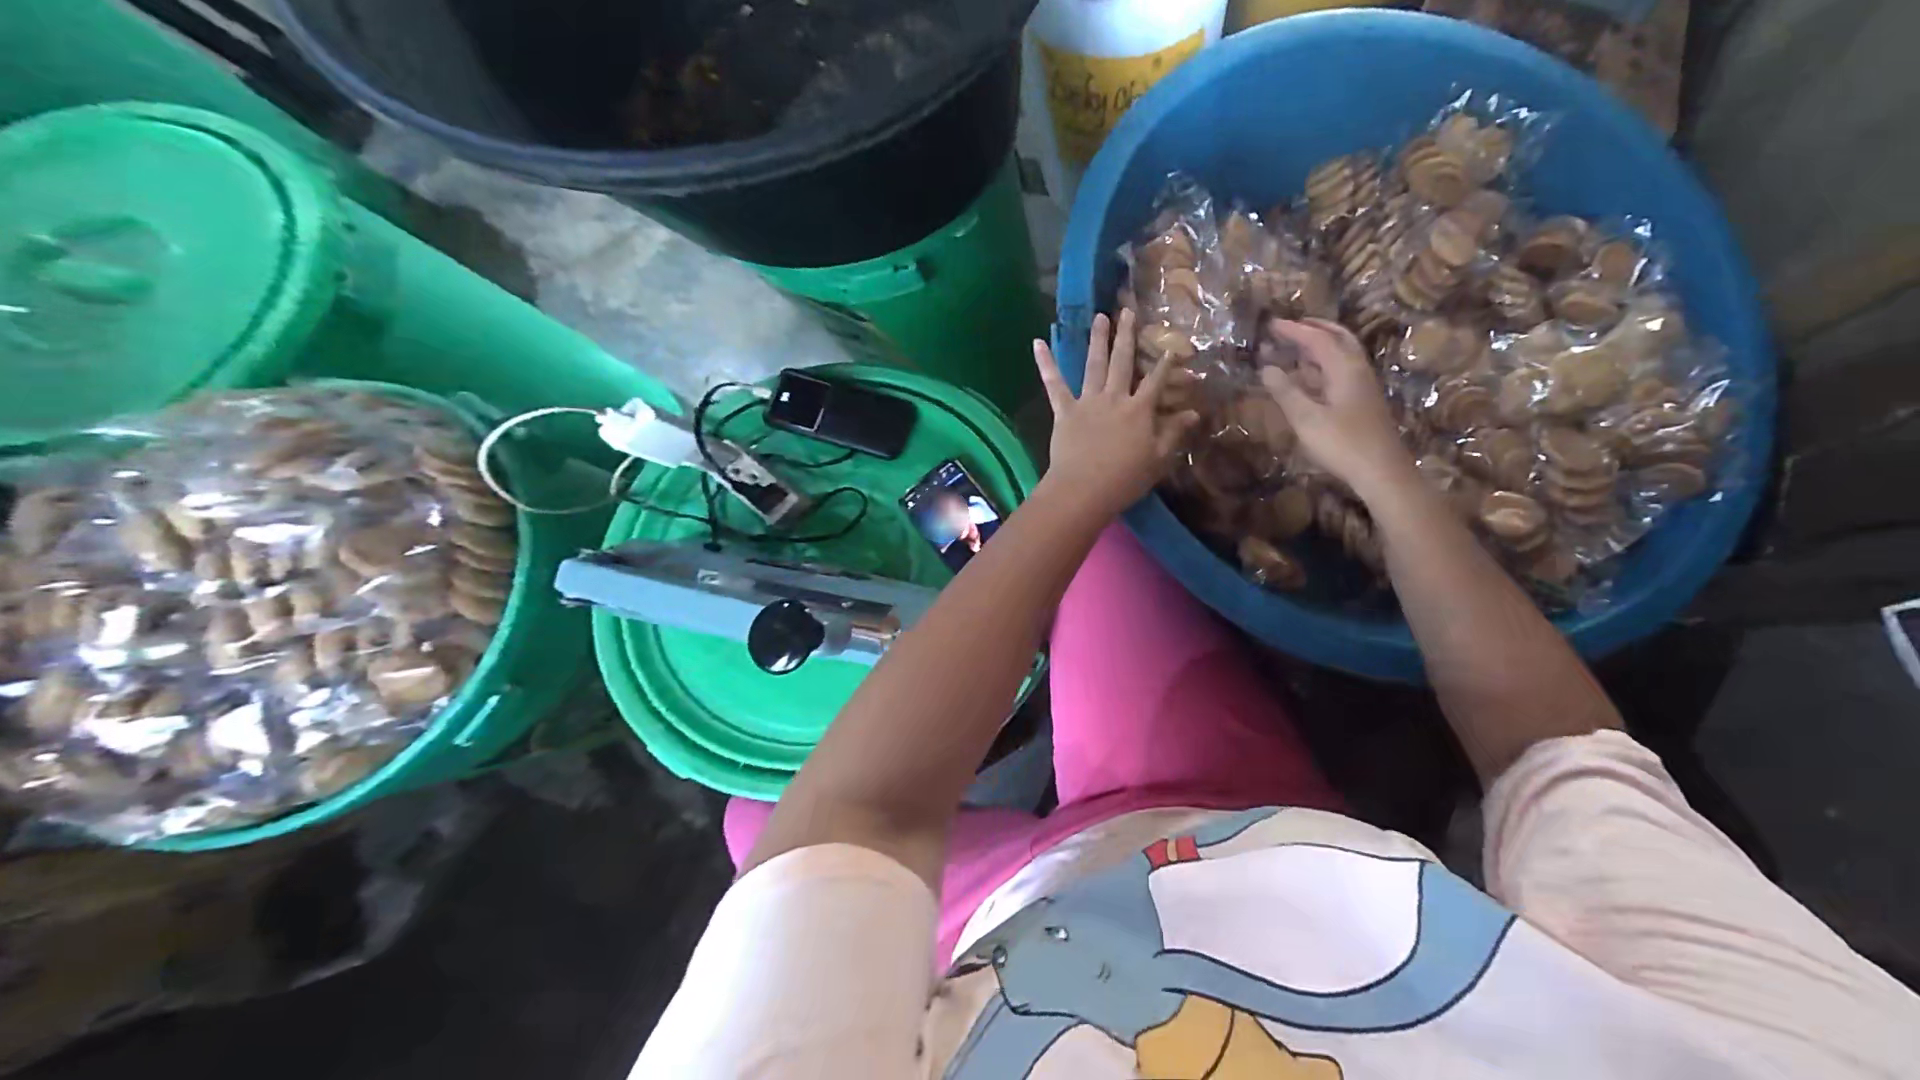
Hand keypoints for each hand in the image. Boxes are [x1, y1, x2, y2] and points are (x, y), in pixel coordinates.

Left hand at [1034, 309, 1199, 518]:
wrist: (1084, 489)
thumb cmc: (1125, 479)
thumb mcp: (1158, 459)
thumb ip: (1174, 433)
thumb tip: (1194, 412)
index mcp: (1140, 410)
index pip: (1156, 381)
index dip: (1165, 364)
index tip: (1171, 346)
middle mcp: (1115, 398)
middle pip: (1123, 362)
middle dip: (1127, 335)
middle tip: (1127, 311)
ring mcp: (1088, 402)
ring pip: (1094, 364)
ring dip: (1097, 339)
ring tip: (1100, 317)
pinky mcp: (1064, 411)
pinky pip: (1054, 384)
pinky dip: (1045, 363)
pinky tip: (1038, 342)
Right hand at [1260, 318, 1416, 500]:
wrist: (1381, 471)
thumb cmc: (1342, 443)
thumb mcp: (1307, 419)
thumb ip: (1286, 391)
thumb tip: (1267, 368)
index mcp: (1345, 369)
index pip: (1317, 340)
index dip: (1294, 330)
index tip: (1271, 324)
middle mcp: (1357, 370)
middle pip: (1338, 339)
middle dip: (1314, 329)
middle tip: (1291, 326)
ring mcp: (1362, 386)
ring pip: (1341, 355)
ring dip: (1318, 346)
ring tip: (1295, 346)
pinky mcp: (1361, 401)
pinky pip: (1340, 371)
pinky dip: (1322, 364)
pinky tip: (1308, 375)